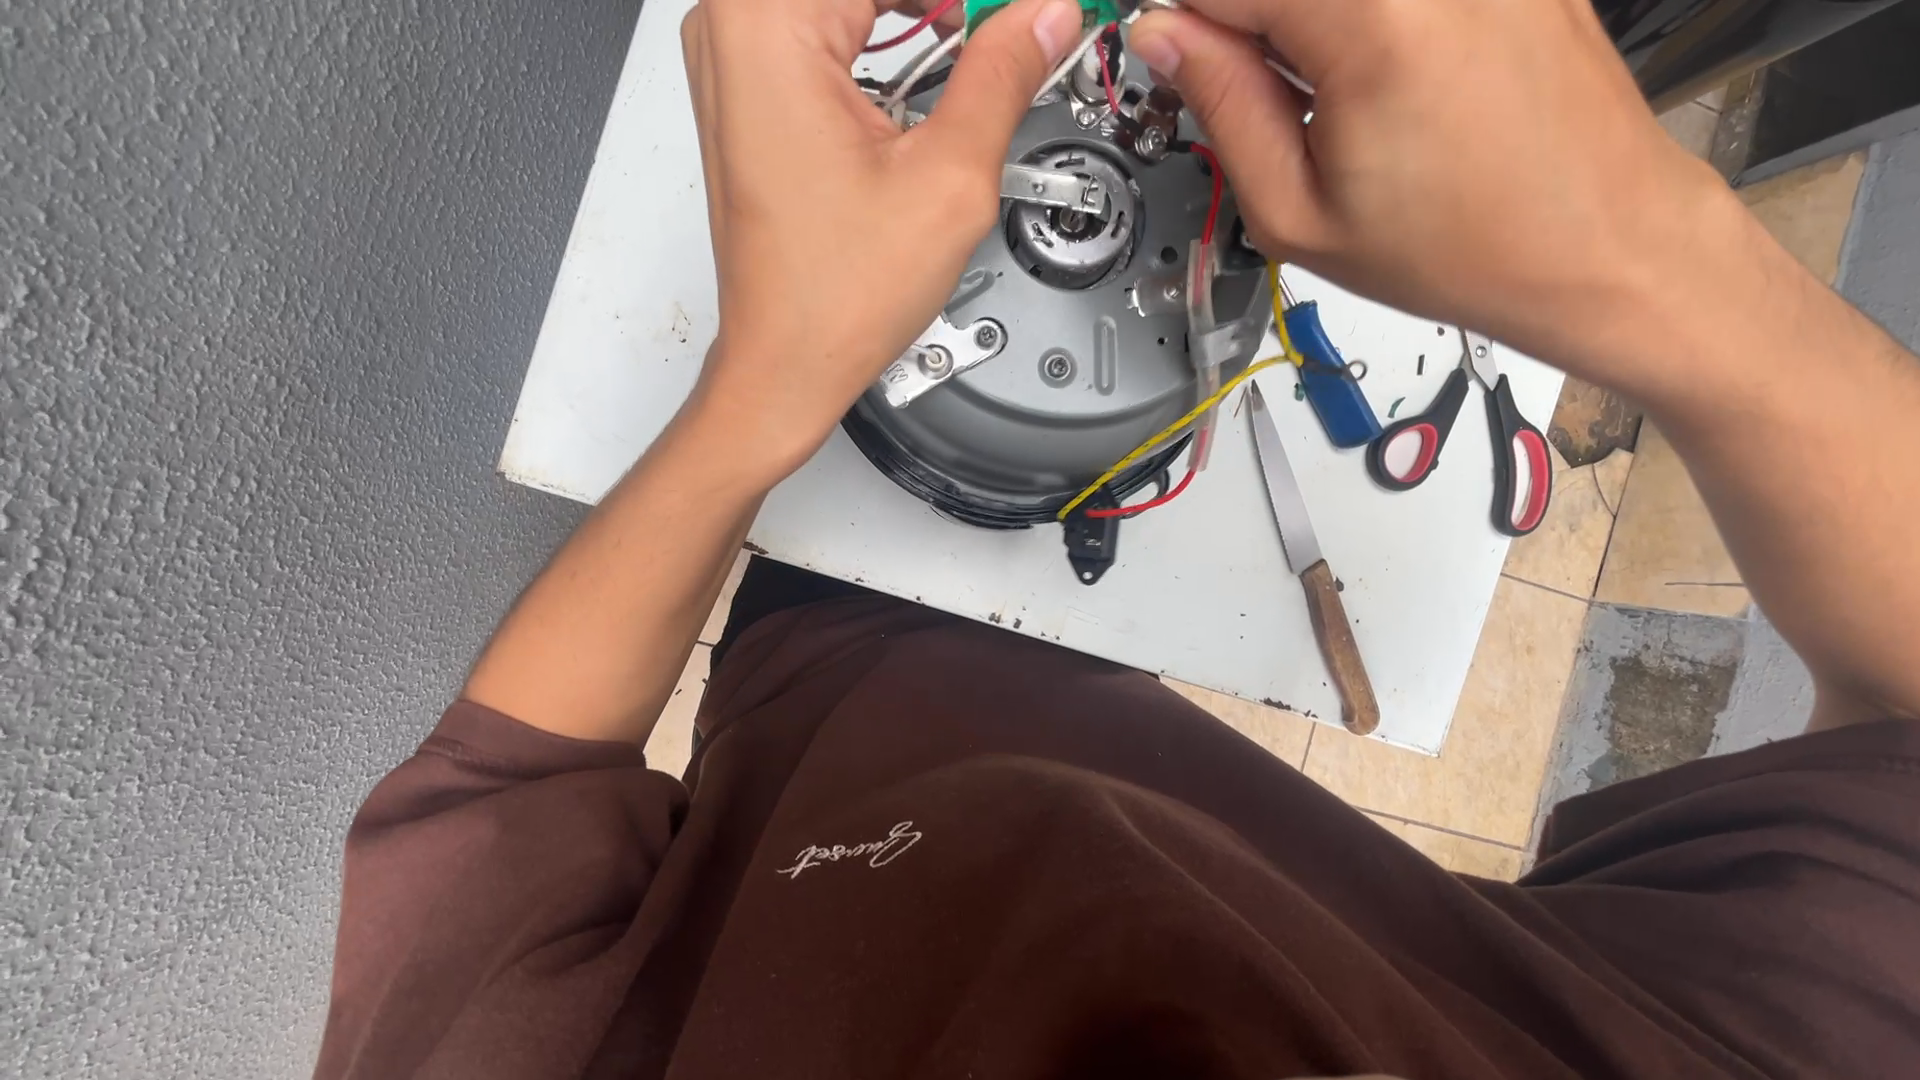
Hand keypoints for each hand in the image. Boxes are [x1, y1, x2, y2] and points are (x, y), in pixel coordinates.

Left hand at [680, 0, 1084, 473]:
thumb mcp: (947, 180)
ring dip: (925, 17)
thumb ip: (1003, 76)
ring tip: (985, 54)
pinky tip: (933, 74)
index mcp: (769, 25)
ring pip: (854, 0)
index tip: (1026, 12)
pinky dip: (890, 40)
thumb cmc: (833, 298)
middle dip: (953, 6)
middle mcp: (734, 28)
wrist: (788, 361)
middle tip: (1014, 32)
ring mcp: (736, 62)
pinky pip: (830, 29)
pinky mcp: (752, 94)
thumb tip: (1043, 17)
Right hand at [1127, 0, 1744, 389]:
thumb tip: (1164, 38)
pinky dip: (1348, 22)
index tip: (1168, 55)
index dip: (1183, 17)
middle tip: (1239, 88)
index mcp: (1375, 24)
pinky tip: (1362, 76)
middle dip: (1238, 20)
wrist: (1594, 244)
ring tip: (1306, 92)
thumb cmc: (1458, 248)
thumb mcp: (1298, 214)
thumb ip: (1224, 110)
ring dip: (1293, 26)